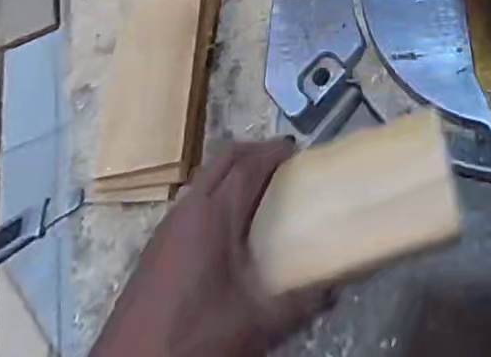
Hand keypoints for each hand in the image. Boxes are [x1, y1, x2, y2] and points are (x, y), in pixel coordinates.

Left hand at [91, 140, 327, 356]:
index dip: (276, 151)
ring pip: (205, 178)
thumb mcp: (256, 326)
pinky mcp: (154, 249)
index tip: (301, 151)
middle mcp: (188, 210)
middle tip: (283, 163)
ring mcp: (166, 228)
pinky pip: (191, 201)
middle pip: (224, 159)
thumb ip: (301, 304)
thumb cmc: (193, 339)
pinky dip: (216, 195)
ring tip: (260, 191)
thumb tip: (336, 287)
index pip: (249, 164)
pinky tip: (228, 228)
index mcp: (214, 215)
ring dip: (233, 172)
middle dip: (256, 152)